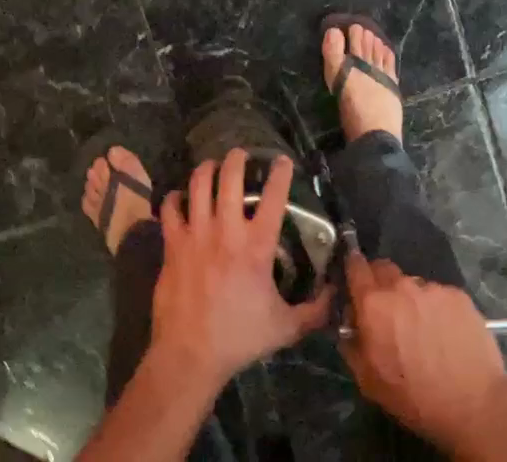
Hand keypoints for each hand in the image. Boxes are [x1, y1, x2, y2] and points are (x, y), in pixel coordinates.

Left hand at [148, 149, 333, 386]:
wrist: (190, 354)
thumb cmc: (240, 338)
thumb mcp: (286, 327)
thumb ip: (315, 310)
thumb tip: (336, 294)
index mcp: (257, 246)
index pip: (274, 197)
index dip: (281, 173)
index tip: (283, 160)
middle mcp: (226, 231)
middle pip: (230, 177)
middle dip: (236, 159)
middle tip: (240, 154)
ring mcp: (195, 234)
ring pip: (197, 184)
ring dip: (206, 169)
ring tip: (211, 166)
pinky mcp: (172, 244)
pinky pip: (170, 208)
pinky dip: (175, 197)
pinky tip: (180, 197)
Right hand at [339, 252, 506, 452]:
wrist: (473, 406)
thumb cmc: (414, 398)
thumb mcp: (367, 379)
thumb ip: (351, 342)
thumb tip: (351, 322)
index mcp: (373, 304)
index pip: (355, 266)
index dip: (353, 267)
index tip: (354, 274)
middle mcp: (401, 287)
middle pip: (384, 268)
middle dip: (381, 282)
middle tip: (389, 311)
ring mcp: (433, 289)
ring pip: (413, 284)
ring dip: (411, 299)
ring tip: (423, 329)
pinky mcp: (459, 296)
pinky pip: (439, 295)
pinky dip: (437, 308)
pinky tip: (446, 333)